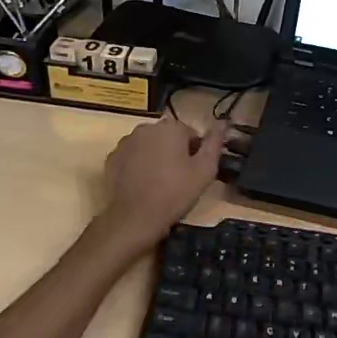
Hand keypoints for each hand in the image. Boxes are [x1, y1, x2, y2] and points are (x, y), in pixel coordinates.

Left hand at [92, 116, 226, 250]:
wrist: (136, 216)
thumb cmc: (175, 192)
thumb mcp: (205, 170)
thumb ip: (215, 142)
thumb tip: (223, 121)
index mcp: (171, 127)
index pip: (190, 133)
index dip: (196, 152)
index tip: (195, 171)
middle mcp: (146, 127)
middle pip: (167, 136)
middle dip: (174, 152)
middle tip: (179, 178)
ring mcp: (126, 142)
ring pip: (148, 145)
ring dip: (155, 156)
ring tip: (159, 182)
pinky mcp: (112, 157)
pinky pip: (131, 156)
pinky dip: (137, 165)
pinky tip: (142, 184)